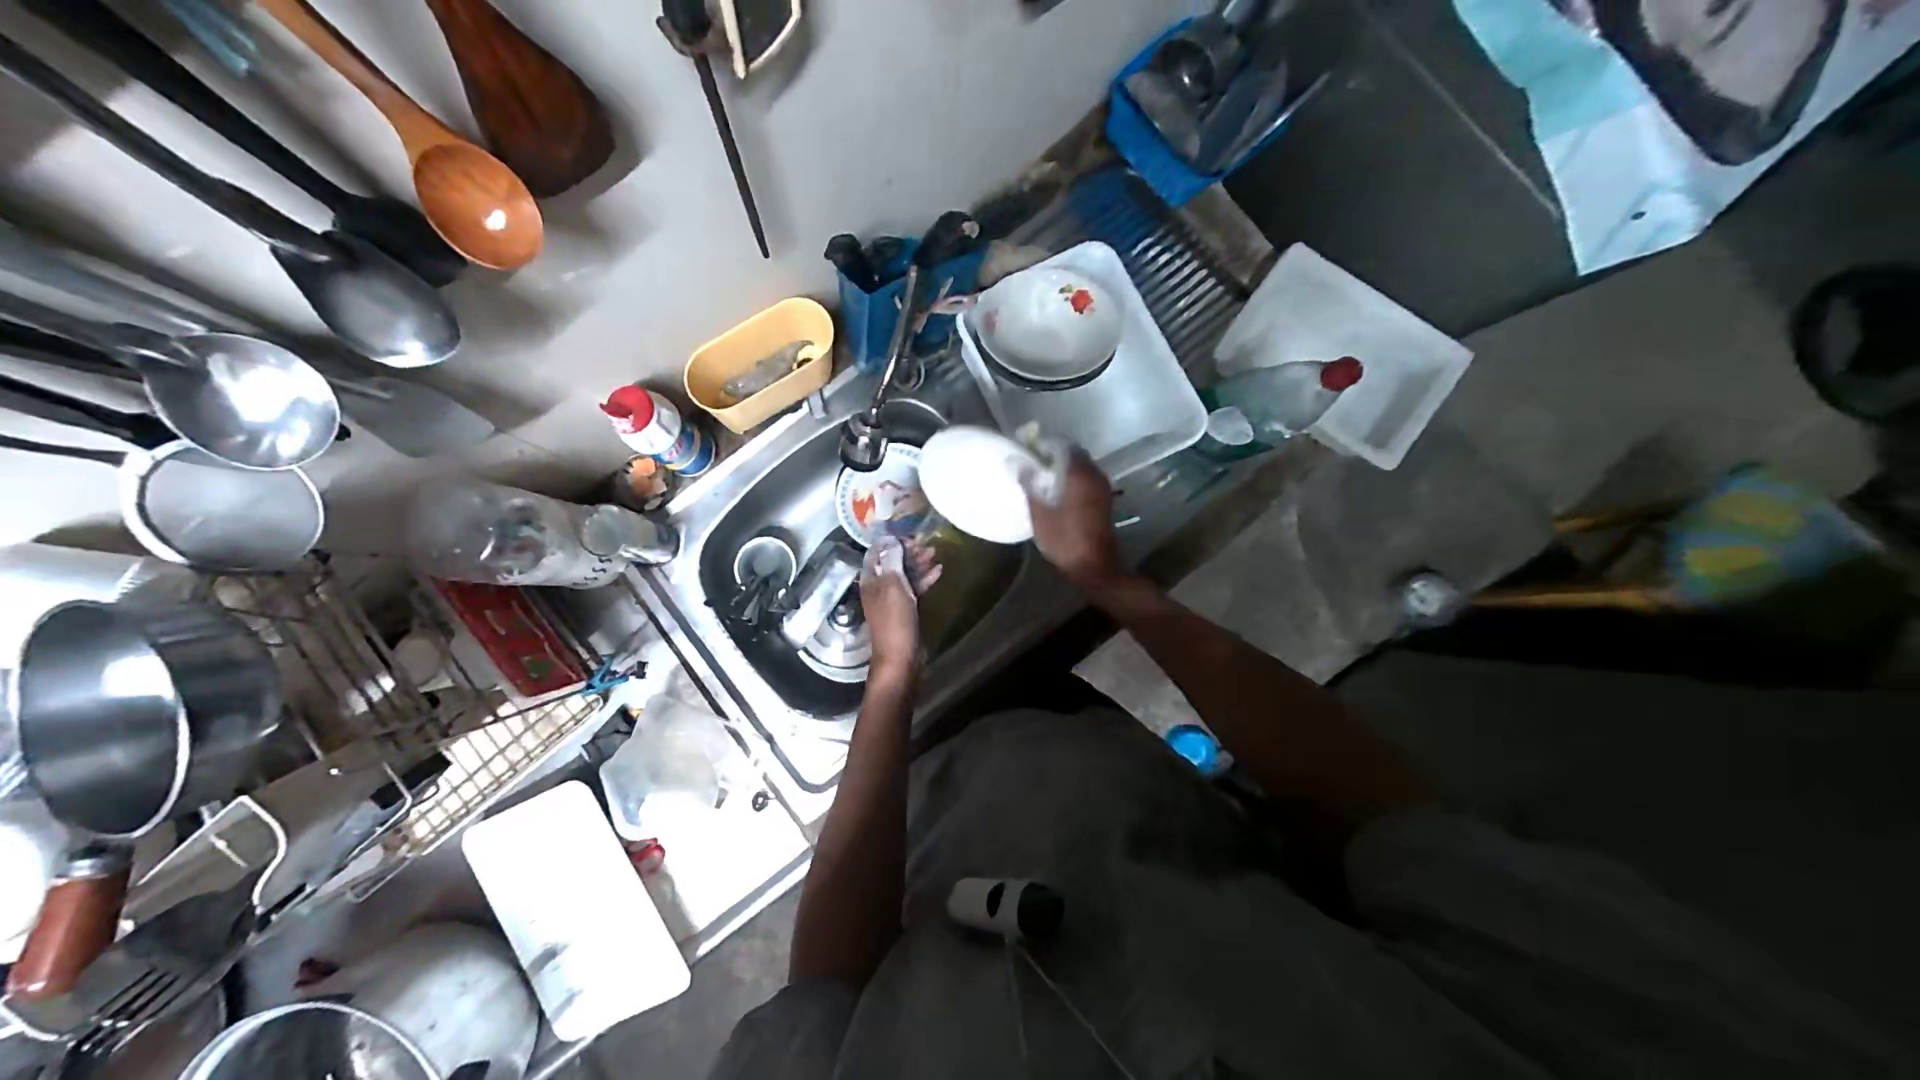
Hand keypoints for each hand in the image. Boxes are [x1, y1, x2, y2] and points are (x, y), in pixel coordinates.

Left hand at [860, 538, 920, 682]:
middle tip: (926, 541)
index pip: (877, 552)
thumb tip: (889, 537)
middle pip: (892, 561)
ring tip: (934, 552)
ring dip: (918, 563)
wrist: (902, 658)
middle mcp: (879, 586)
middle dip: (908, 550)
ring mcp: (892, 598)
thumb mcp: (893, 587)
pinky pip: (914, 587)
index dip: (891, 540)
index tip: (908, 531)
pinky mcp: (905, 608)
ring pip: (905, 573)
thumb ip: (892, 561)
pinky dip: (924, 579)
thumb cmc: (895, 622)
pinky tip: (938, 571)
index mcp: (870, 580)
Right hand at [1023, 449, 1122, 590]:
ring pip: (1081, 466)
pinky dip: (1073, 479)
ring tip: (1043, 479)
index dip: (1043, 445)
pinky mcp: (1104, 499)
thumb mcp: (1040, 514)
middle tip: (1033, 465)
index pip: (1061, 444)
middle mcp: (1094, 475)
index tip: (1027, 451)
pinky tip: (1058, 492)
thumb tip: (1019, 463)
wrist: (1094, 567)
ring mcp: (1102, 487)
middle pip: (1073, 454)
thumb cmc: (1065, 540)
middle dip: (1053, 455)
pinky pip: (1087, 479)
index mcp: (1079, 474)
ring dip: (1064, 467)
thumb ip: (1030, 484)